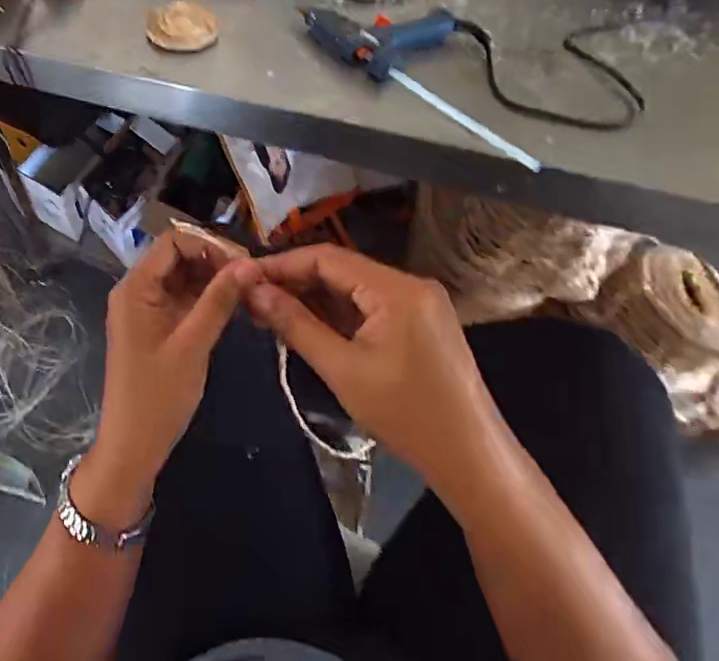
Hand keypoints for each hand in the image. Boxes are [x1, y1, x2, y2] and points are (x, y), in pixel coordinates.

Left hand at [78, 231, 254, 527]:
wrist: (133, 447)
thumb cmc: (158, 396)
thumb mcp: (193, 344)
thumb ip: (219, 300)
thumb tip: (250, 263)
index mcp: (135, 287)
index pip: (173, 241)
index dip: (209, 244)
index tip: (244, 262)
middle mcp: (136, 290)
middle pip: (178, 256)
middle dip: (214, 260)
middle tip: (252, 277)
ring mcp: (145, 308)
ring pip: (183, 276)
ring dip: (213, 278)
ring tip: (248, 290)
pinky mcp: (155, 325)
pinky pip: (182, 298)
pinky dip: (205, 297)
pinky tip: (232, 304)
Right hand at [247, 245, 491, 479]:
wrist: (472, 459)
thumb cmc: (406, 416)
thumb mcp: (342, 370)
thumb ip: (295, 324)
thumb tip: (254, 292)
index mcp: (397, 289)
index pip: (328, 258)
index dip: (282, 264)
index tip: (245, 276)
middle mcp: (411, 284)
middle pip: (341, 269)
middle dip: (296, 282)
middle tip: (253, 298)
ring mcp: (419, 302)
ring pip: (354, 287)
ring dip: (315, 298)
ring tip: (272, 312)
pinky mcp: (421, 321)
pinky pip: (370, 305)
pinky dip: (338, 313)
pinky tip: (308, 324)